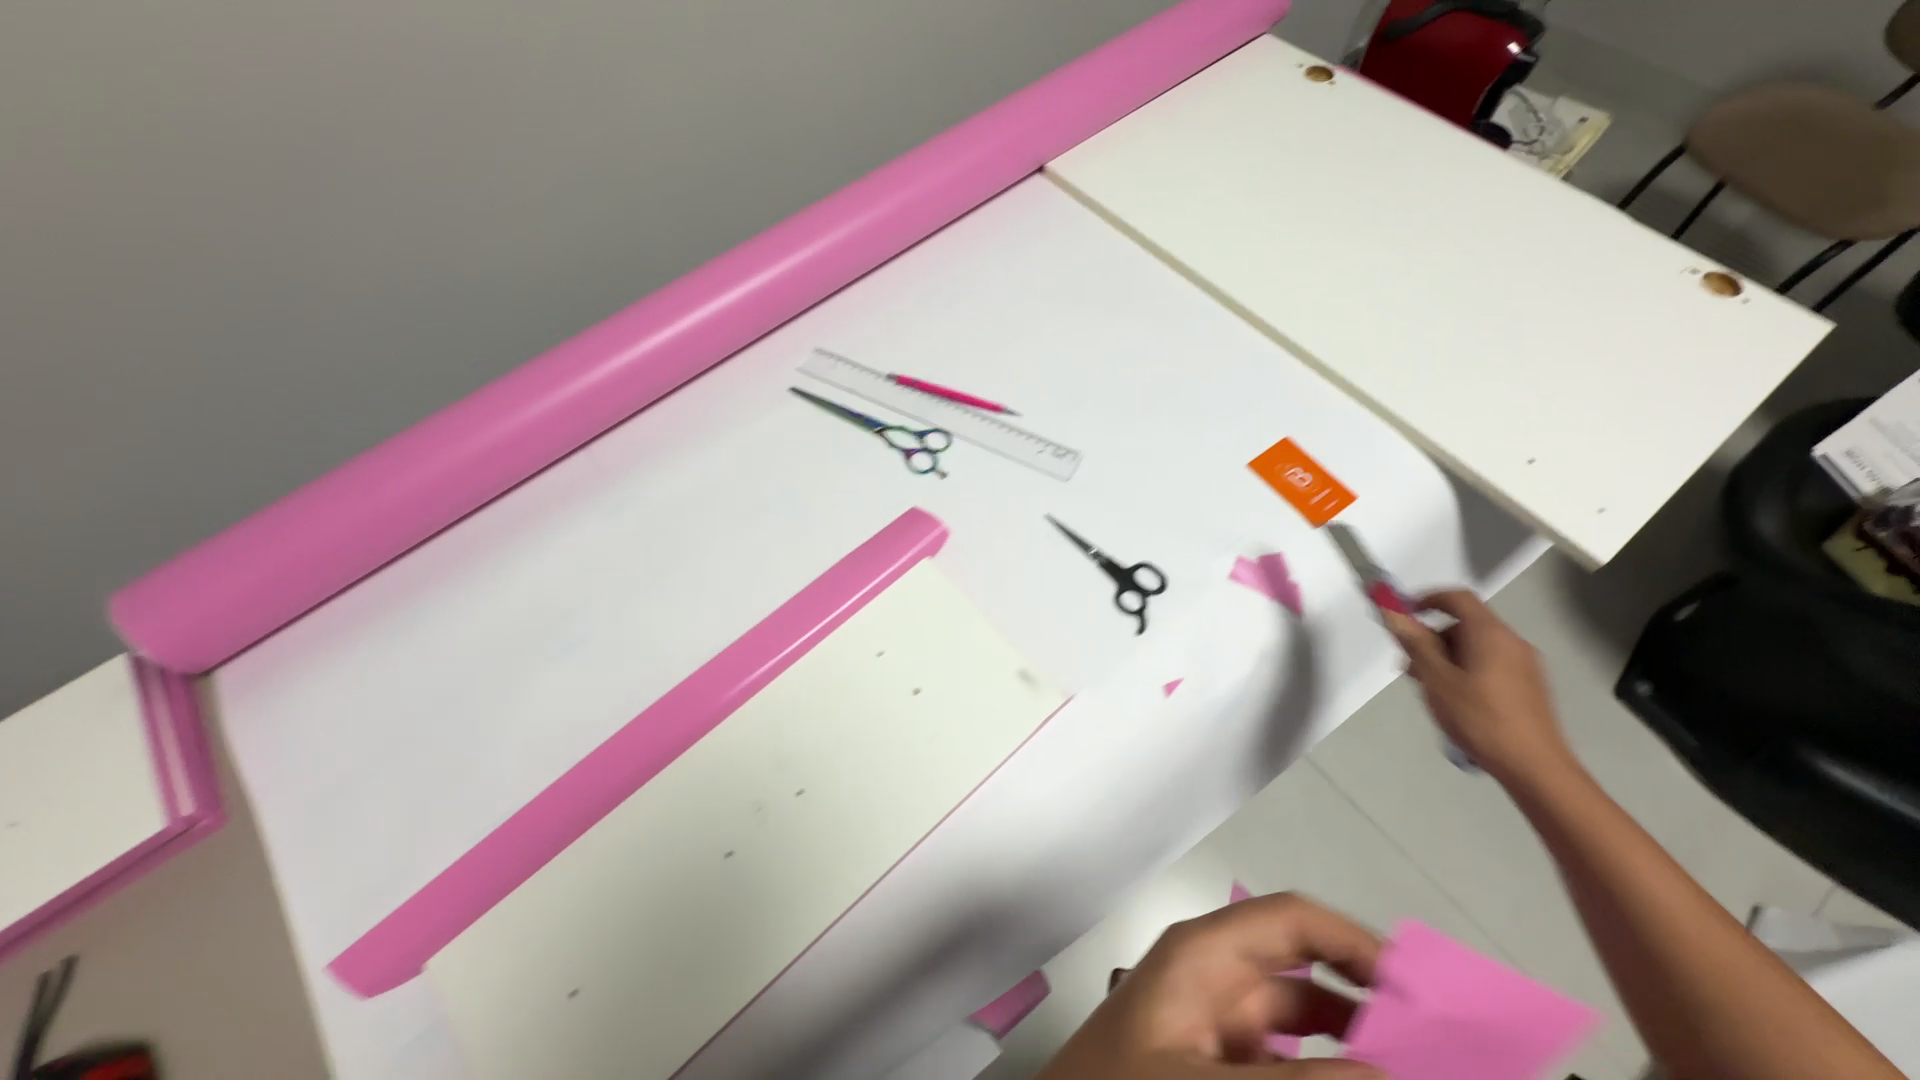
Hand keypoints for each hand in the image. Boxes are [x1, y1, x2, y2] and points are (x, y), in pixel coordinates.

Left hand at [1035, 892, 1386, 1078]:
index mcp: (1204, 957)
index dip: (1357, 944)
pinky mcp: (1213, 1068)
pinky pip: (1283, 1063)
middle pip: (1305, 977)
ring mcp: (1214, 1028)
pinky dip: (1320, 1074)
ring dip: (1350, 1053)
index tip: (1421, 994)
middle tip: (1438, 1049)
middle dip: (1368, 1009)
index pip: (1292, 921)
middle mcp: (1214, 981)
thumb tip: (1390, 1074)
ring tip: (1412, 1067)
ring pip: (1300, 1028)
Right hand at [1383, 589, 1570, 783]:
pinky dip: (1465, 670)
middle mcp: (1511, 641)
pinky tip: (1455, 701)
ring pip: (1475, 647)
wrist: (1533, 765)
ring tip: (1429, 689)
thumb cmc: (1479, 718)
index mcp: (1490, 633)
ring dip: (1446, 658)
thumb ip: (1415, 643)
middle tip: (1409, 666)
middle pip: (1465, 624)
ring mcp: (1524, 664)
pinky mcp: (1528, 685)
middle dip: (1432, 638)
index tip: (1401, 616)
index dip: (1426, 600)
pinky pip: (1490, 664)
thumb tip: (1393, 613)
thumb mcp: (1437, 680)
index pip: (1456, 598)